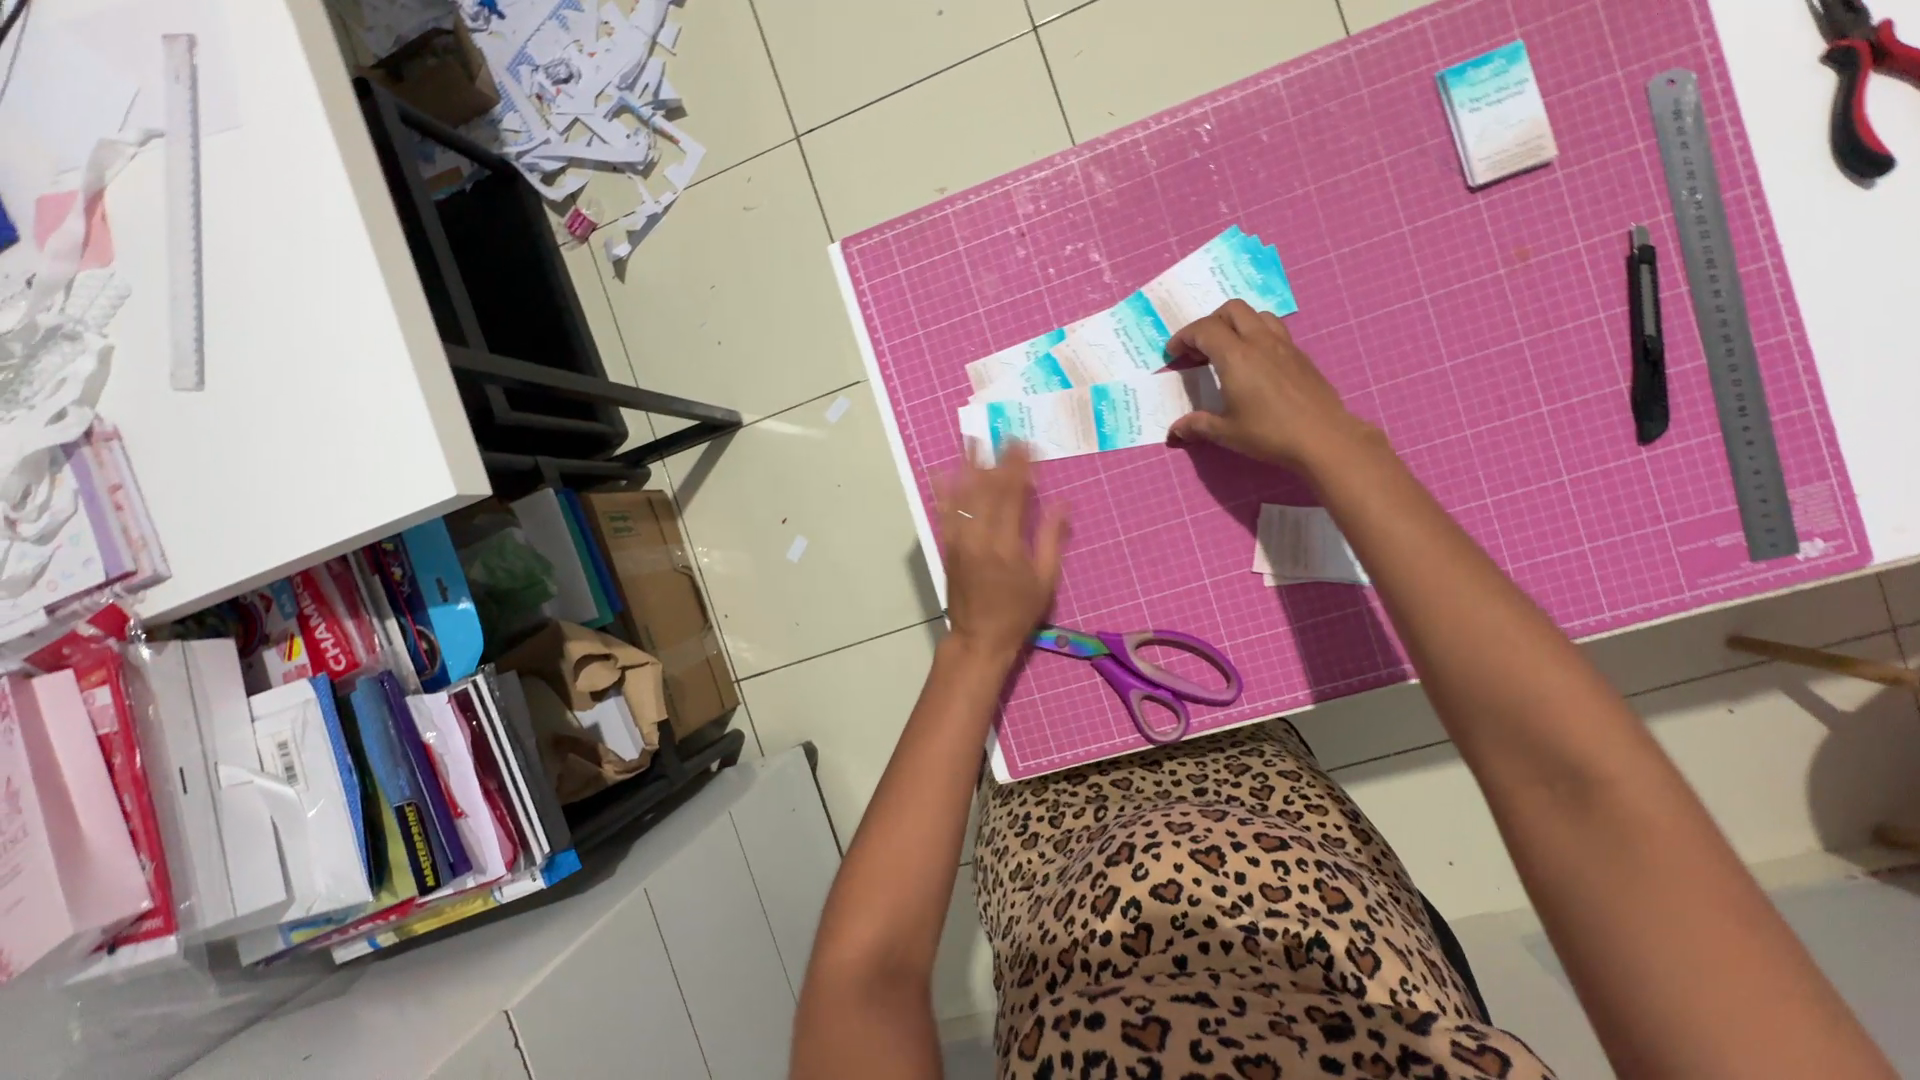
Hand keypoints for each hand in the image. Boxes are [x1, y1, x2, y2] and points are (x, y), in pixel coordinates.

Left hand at [936, 444, 1067, 661]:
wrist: (979, 637)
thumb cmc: (1018, 612)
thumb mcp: (1045, 580)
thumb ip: (1051, 540)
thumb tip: (1063, 505)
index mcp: (1007, 544)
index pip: (1012, 495)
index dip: (1018, 467)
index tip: (1022, 443)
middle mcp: (979, 537)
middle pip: (986, 490)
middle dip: (995, 460)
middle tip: (1000, 434)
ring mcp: (959, 541)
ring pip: (963, 496)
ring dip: (967, 467)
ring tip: (971, 441)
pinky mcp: (948, 548)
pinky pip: (944, 514)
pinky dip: (944, 492)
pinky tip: (941, 473)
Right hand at [1166, 299, 1377, 472]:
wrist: (1322, 437)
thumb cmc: (1269, 434)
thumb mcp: (1227, 433)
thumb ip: (1198, 425)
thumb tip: (1174, 430)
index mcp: (1236, 356)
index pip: (1204, 330)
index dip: (1184, 337)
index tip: (1173, 354)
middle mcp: (1259, 341)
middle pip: (1232, 310)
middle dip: (1210, 322)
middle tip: (1200, 348)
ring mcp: (1283, 345)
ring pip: (1257, 315)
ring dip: (1237, 324)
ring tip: (1228, 349)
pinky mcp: (1300, 354)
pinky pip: (1275, 330)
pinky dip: (1257, 335)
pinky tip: (1255, 362)